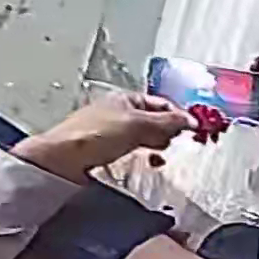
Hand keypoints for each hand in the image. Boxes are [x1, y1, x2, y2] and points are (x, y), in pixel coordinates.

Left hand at [13, 92, 191, 180]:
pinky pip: (141, 148)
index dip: (181, 116)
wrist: (65, 158)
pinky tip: (149, 160)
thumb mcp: (142, 123)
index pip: (166, 105)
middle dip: (169, 132)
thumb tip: (194, 121)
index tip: (194, 130)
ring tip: (156, 152)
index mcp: (127, 98)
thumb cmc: (100, 134)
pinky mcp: (112, 145)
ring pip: (152, 135)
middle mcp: (122, 110)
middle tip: (169, 141)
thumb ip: (172, 121)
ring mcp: (116, 128)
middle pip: (160, 121)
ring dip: (159, 144)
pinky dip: (148, 154)